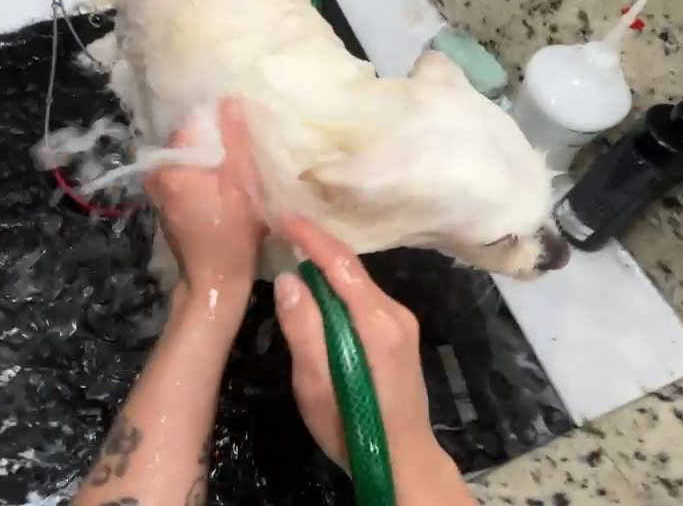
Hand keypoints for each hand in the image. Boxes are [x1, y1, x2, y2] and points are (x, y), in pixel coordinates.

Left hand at [145, 98, 264, 302]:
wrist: (214, 286)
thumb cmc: (231, 236)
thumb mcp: (241, 184)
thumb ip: (235, 141)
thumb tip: (229, 100)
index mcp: (170, 165)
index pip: (193, 123)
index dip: (219, 125)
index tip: (241, 135)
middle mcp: (156, 173)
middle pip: (189, 140)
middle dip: (215, 143)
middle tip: (242, 154)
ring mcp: (158, 190)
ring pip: (189, 159)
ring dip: (211, 161)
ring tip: (236, 170)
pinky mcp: (166, 203)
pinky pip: (186, 176)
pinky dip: (203, 176)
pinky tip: (225, 187)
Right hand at [273, 217, 471, 503]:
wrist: (403, 466)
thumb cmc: (353, 429)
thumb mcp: (316, 385)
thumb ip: (303, 329)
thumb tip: (288, 278)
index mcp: (377, 322)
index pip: (341, 263)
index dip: (311, 236)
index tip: (282, 215)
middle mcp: (394, 312)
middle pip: (350, 267)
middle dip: (316, 244)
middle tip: (280, 227)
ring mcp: (401, 322)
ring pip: (356, 280)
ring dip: (325, 264)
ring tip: (291, 250)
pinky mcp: (398, 333)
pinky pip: (362, 295)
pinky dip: (336, 283)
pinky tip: (316, 286)